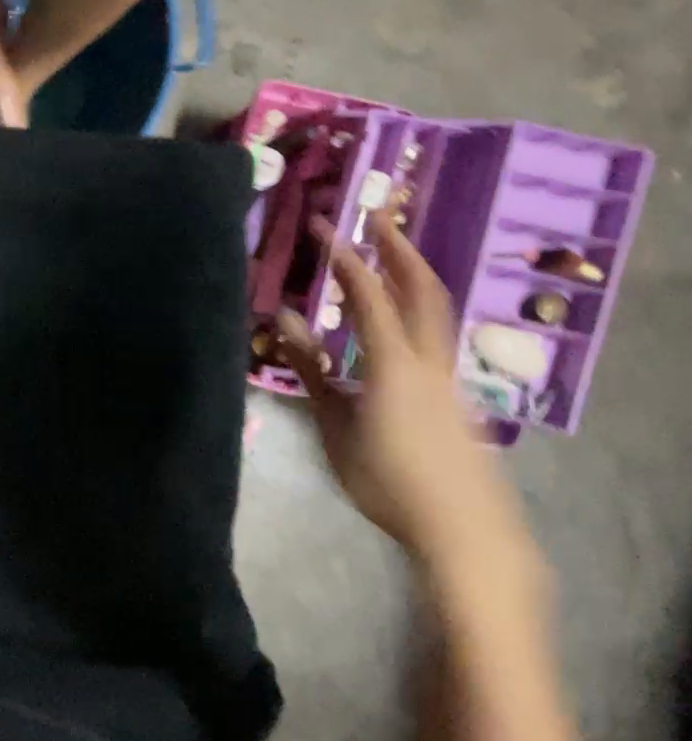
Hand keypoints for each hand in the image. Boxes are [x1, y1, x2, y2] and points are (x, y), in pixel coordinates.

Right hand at [273, 212, 526, 562]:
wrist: (459, 522)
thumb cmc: (384, 477)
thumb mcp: (335, 423)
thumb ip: (312, 370)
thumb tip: (281, 322)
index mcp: (395, 363)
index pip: (369, 296)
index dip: (347, 257)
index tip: (324, 227)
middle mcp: (429, 357)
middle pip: (422, 289)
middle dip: (399, 249)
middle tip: (376, 218)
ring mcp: (447, 373)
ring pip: (437, 308)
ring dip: (414, 274)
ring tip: (390, 253)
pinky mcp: (452, 391)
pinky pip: (435, 331)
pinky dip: (417, 305)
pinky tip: (398, 314)